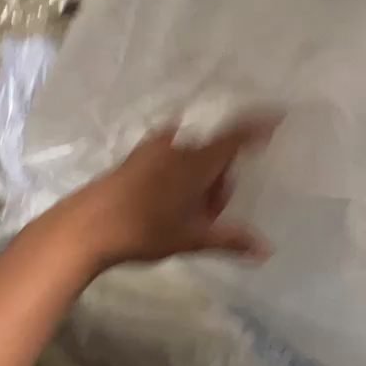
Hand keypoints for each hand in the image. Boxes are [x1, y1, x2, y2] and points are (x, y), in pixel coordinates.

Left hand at [40, 115, 279, 272]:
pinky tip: (169, 199)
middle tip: (213, 211)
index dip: (258, 126)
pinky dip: (180, 170)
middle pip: (214, 150)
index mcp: (197, 160)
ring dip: (199, 176)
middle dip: (221, 175)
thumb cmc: (145, 229)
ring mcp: (153, 149)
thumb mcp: (192, 238)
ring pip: (191, 154)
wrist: (86, 226)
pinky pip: (171, 154)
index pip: (236, 136)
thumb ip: (230, 240)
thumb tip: (265, 250)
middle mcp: (177, 146)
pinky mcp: (135, 158)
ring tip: (189, 211)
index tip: (279, 115)